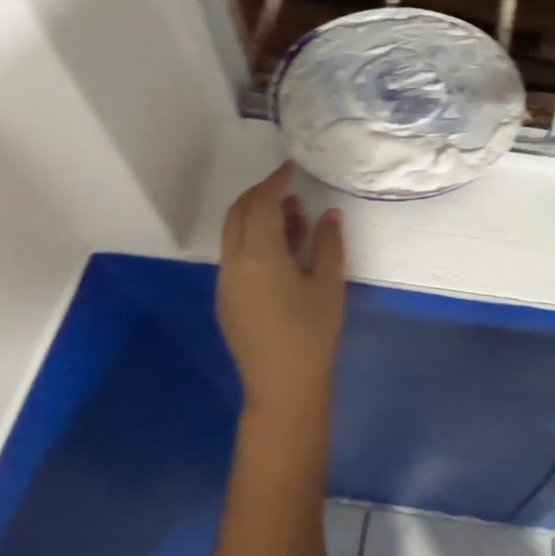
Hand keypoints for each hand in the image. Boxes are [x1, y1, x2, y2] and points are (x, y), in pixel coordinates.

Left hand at [218, 162, 346, 411]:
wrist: (282, 387)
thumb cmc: (312, 334)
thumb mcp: (329, 285)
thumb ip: (329, 243)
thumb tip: (329, 214)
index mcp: (260, 256)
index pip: (262, 204)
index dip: (276, 181)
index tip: (292, 168)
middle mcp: (234, 262)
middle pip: (239, 212)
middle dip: (262, 194)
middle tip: (290, 188)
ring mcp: (225, 281)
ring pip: (234, 233)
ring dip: (258, 217)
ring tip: (294, 218)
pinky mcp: (225, 298)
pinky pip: (235, 254)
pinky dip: (253, 239)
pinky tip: (283, 250)